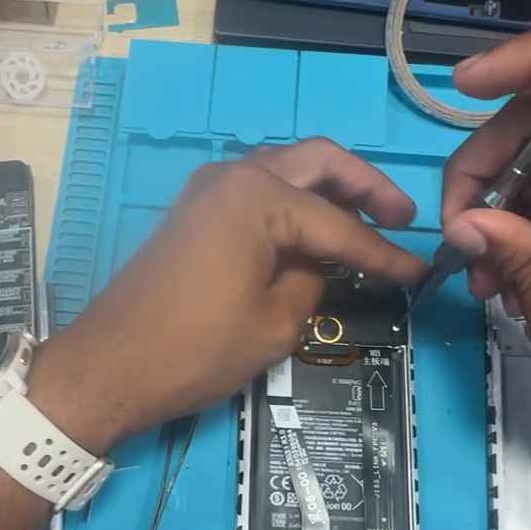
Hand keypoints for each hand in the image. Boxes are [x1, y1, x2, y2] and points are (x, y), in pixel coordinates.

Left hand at [31, 139, 427, 451]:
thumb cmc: (195, 350)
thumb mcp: (274, 323)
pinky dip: (289, 205)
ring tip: (363, 221)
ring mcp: (205, 193)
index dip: (384, 252)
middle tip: (400, 215)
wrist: (110, 367)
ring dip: (325, 189)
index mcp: (257, 196)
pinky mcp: (191, 216)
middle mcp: (231, 177)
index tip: (420, 269)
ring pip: (281, 172)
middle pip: (315, 162)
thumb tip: (318, 263)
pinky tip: (309, 233)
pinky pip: (253, 195)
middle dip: (363, 186)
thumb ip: (310, 280)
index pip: (338, 224)